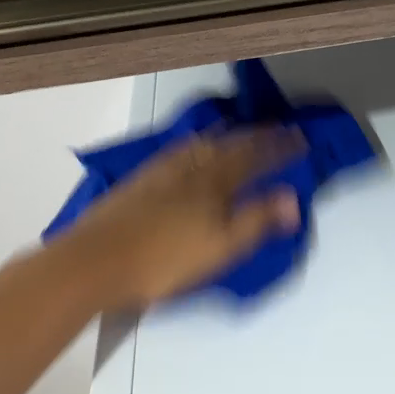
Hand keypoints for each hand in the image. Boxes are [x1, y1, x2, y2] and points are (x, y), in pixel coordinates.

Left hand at [50, 127, 307, 307]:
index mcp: (215, 183)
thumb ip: (257, 221)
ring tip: (238, 132)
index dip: (279, 149)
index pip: (255, 158)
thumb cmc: (163, 261)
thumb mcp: (220, 248)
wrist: (94, 262)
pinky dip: (196, 146)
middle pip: (229, 146)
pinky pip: (179, 152)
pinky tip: (190, 151)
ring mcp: (162, 172)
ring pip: (202, 146)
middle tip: (276, 130)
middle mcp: (191, 168)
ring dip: (226, 137)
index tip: (300, 140)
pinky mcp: (140, 181)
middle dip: (257, 138)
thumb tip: (293, 198)